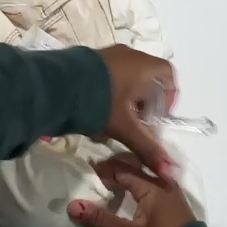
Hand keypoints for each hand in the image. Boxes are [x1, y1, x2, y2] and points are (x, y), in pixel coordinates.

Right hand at [67, 157, 197, 226]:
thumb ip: (100, 219)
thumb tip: (71, 205)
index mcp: (154, 187)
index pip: (122, 168)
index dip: (101, 169)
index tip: (82, 171)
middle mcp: (165, 185)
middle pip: (134, 169)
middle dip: (113, 171)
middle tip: (90, 176)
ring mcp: (172, 197)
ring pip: (143, 179)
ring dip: (124, 180)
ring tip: (103, 187)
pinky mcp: (174, 209)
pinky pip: (150, 189)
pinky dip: (135, 189)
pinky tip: (124, 199)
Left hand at [96, 44, 176, 179]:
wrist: (56, 84)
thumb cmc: (99, 102)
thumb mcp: (125, 127)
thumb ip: (147, 148)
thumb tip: (170, 172)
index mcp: (143, 65)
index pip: (168, 74)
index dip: (169, 96)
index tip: (157, 117)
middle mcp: (128, 54)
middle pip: (147, 78)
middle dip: (143, 105)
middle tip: (136, 124)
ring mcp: (107, 54)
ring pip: (126, 79)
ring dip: (125, 102)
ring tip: (114, 123)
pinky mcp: (89, 59)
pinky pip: (108, 76)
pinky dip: (109, 94)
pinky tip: (96, 112)